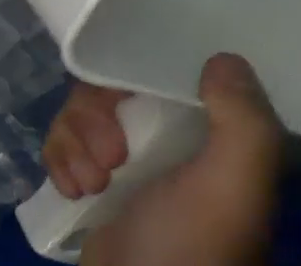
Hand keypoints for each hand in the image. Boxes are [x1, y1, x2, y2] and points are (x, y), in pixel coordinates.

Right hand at [44, 54, 283, 265]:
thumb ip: (243, 126)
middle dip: (90, 121)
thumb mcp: (231, 189)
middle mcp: (171, 147)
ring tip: (86, 184)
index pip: (158, 78)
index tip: (119, 101)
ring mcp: (130, 166)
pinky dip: (58, 161)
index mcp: (212, 142)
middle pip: (108, 94)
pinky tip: (70, 190)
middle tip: (105, 159)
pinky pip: (61, 145)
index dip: (128, 79)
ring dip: (71, 143)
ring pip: (79, 117)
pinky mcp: (95, 182)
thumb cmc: (192, 245)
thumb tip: (225, 56)